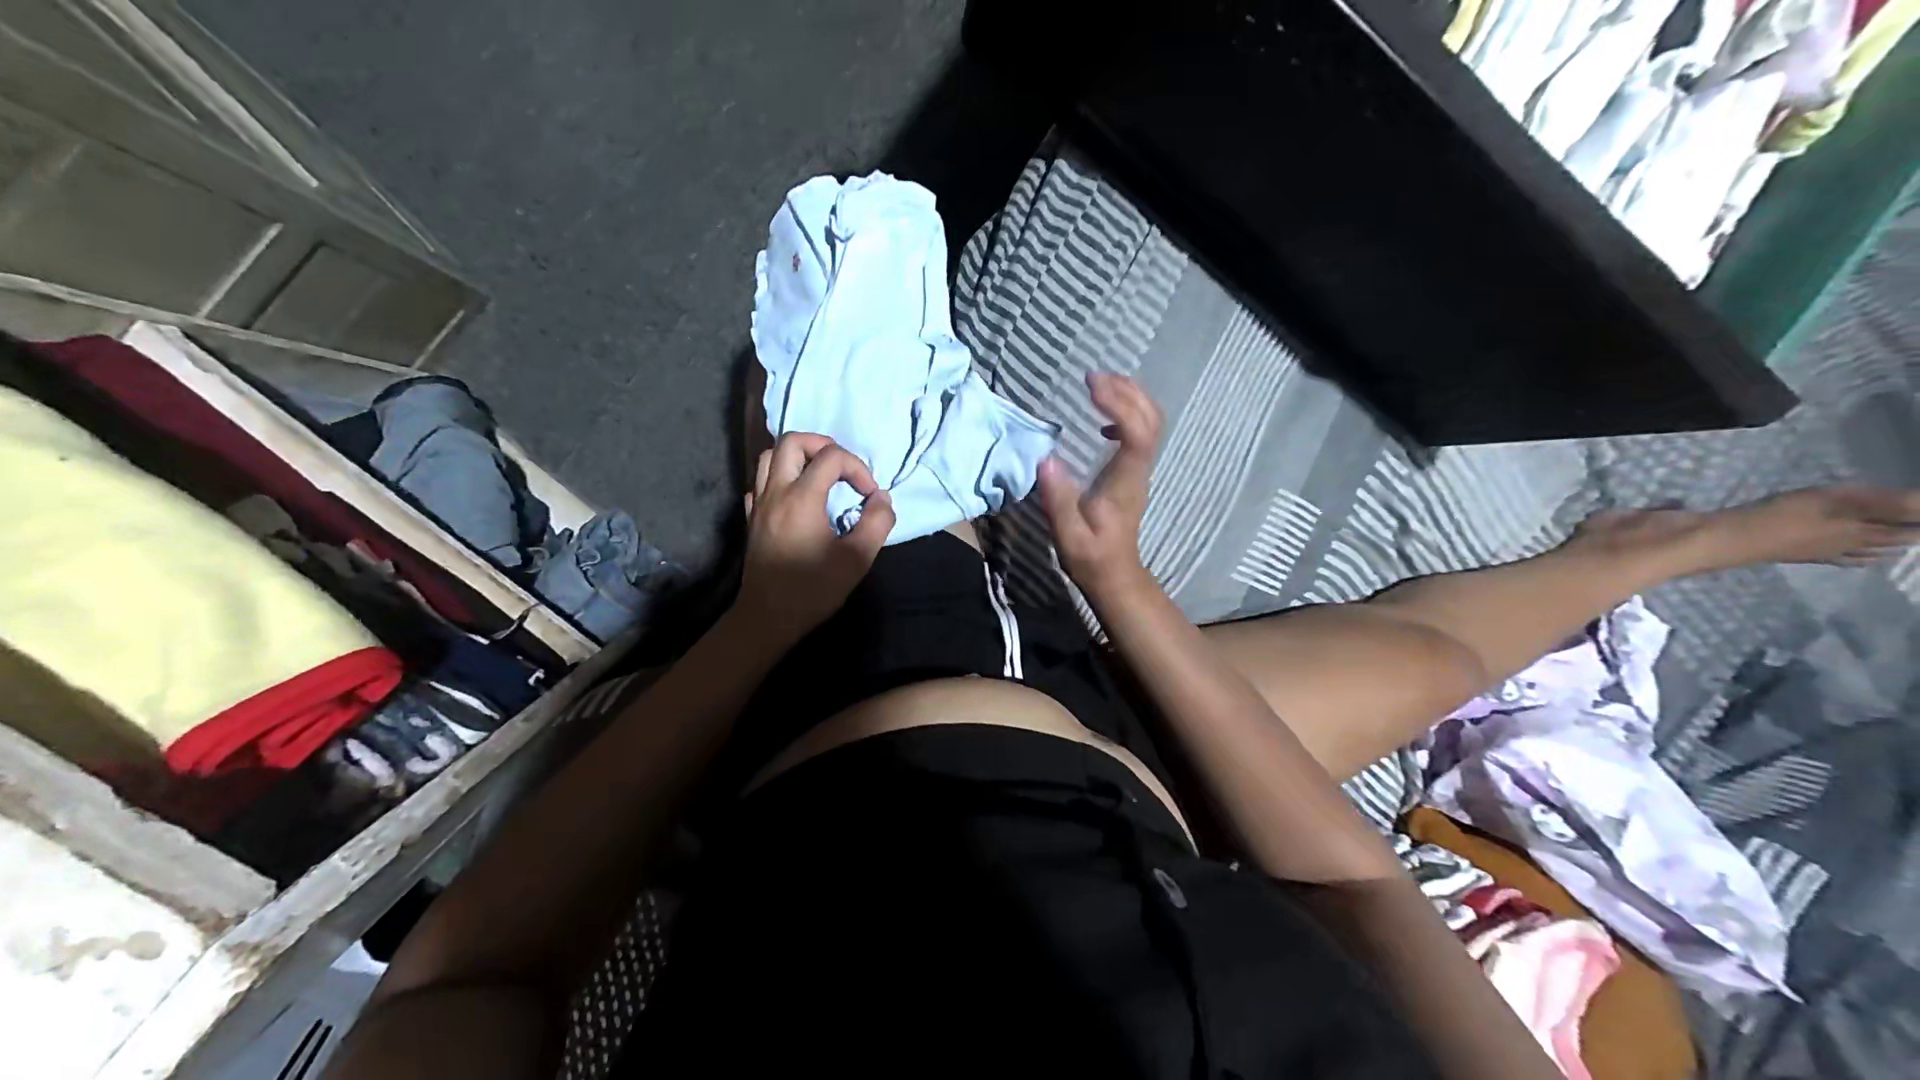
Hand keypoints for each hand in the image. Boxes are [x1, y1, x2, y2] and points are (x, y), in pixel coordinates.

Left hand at [736, 432, 895, 643]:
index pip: (832, 457)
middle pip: (792, 441)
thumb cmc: (813, 589)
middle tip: (842, 467)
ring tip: (821, 476)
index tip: (869, 495)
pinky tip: (796, 498)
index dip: (858, 468)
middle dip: (822, 446)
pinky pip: (760, 483)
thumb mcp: (857, 559)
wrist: (768, 617)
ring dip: (798, 457)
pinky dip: (780, 479)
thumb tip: (882, 498)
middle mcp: (776, 492)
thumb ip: (877, 522)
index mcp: (802, 498)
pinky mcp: (752, 519)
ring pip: (769, 457)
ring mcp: (759, 504)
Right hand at [1036, 373, 1162, 599]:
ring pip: (1152, 422)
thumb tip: (1046, 459)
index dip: (1119, 405)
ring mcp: (1140, 470)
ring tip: (1098, 384)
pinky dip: (1127, 412)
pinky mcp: (1135, 471)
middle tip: (1093, 377)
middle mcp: (1139, 470)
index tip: (1091, 387)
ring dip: (1130, 396)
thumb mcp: (1068, 536)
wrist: (1115, 576)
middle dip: (1127, 391)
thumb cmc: (1091, 558)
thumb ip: (1059, 500)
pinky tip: (1101, 416)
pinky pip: (1142, 431)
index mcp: (1125, 482)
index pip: (1136, 433)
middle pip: (1152, 419)